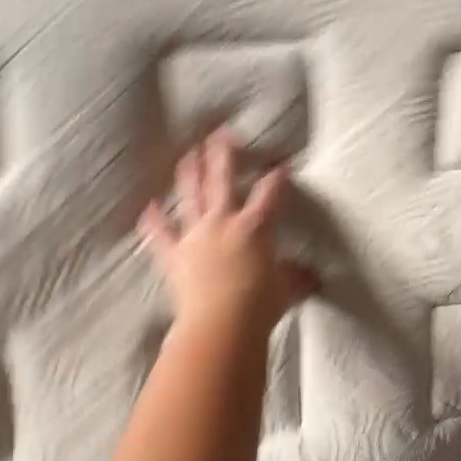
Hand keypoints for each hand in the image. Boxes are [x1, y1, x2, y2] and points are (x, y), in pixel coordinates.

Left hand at [138, 130, 314, 334]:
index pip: (271, 193)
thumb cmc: (260, 305)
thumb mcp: (288, 289)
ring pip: (192, 197)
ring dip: (190, 174)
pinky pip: (161, 235)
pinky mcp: (174, 256)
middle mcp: (224, 222)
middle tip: (221, 134)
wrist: (220, 325)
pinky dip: (154, 221)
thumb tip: (311, 277)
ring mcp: (195, 236)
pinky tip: (149, 207)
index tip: (281, 168)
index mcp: (256, 226)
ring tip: (189, 154)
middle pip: (223, 180)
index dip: (277, 178)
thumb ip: (298, 277)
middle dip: (223, 155)